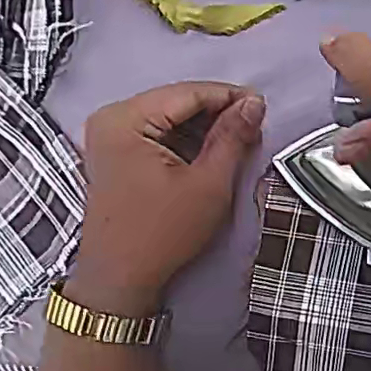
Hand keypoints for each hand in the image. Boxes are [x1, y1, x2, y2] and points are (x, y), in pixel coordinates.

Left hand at [70, 82, 264, 315]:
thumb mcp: (208, 184)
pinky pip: (157, 137)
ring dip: (204, 129)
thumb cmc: (163, 233)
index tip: (261, 106)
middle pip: (176, 103)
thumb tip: (253, 104)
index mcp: (126, 119)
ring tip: (238, 145)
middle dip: (217, 114)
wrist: (121, 278)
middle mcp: (111, 119)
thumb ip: (232, 138)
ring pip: (169, 120)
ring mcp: (109, 138)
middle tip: (253, 128)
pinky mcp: (115, 156)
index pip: (187, 92)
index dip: (229, 96)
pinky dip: (186, 143)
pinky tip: (211, 156)